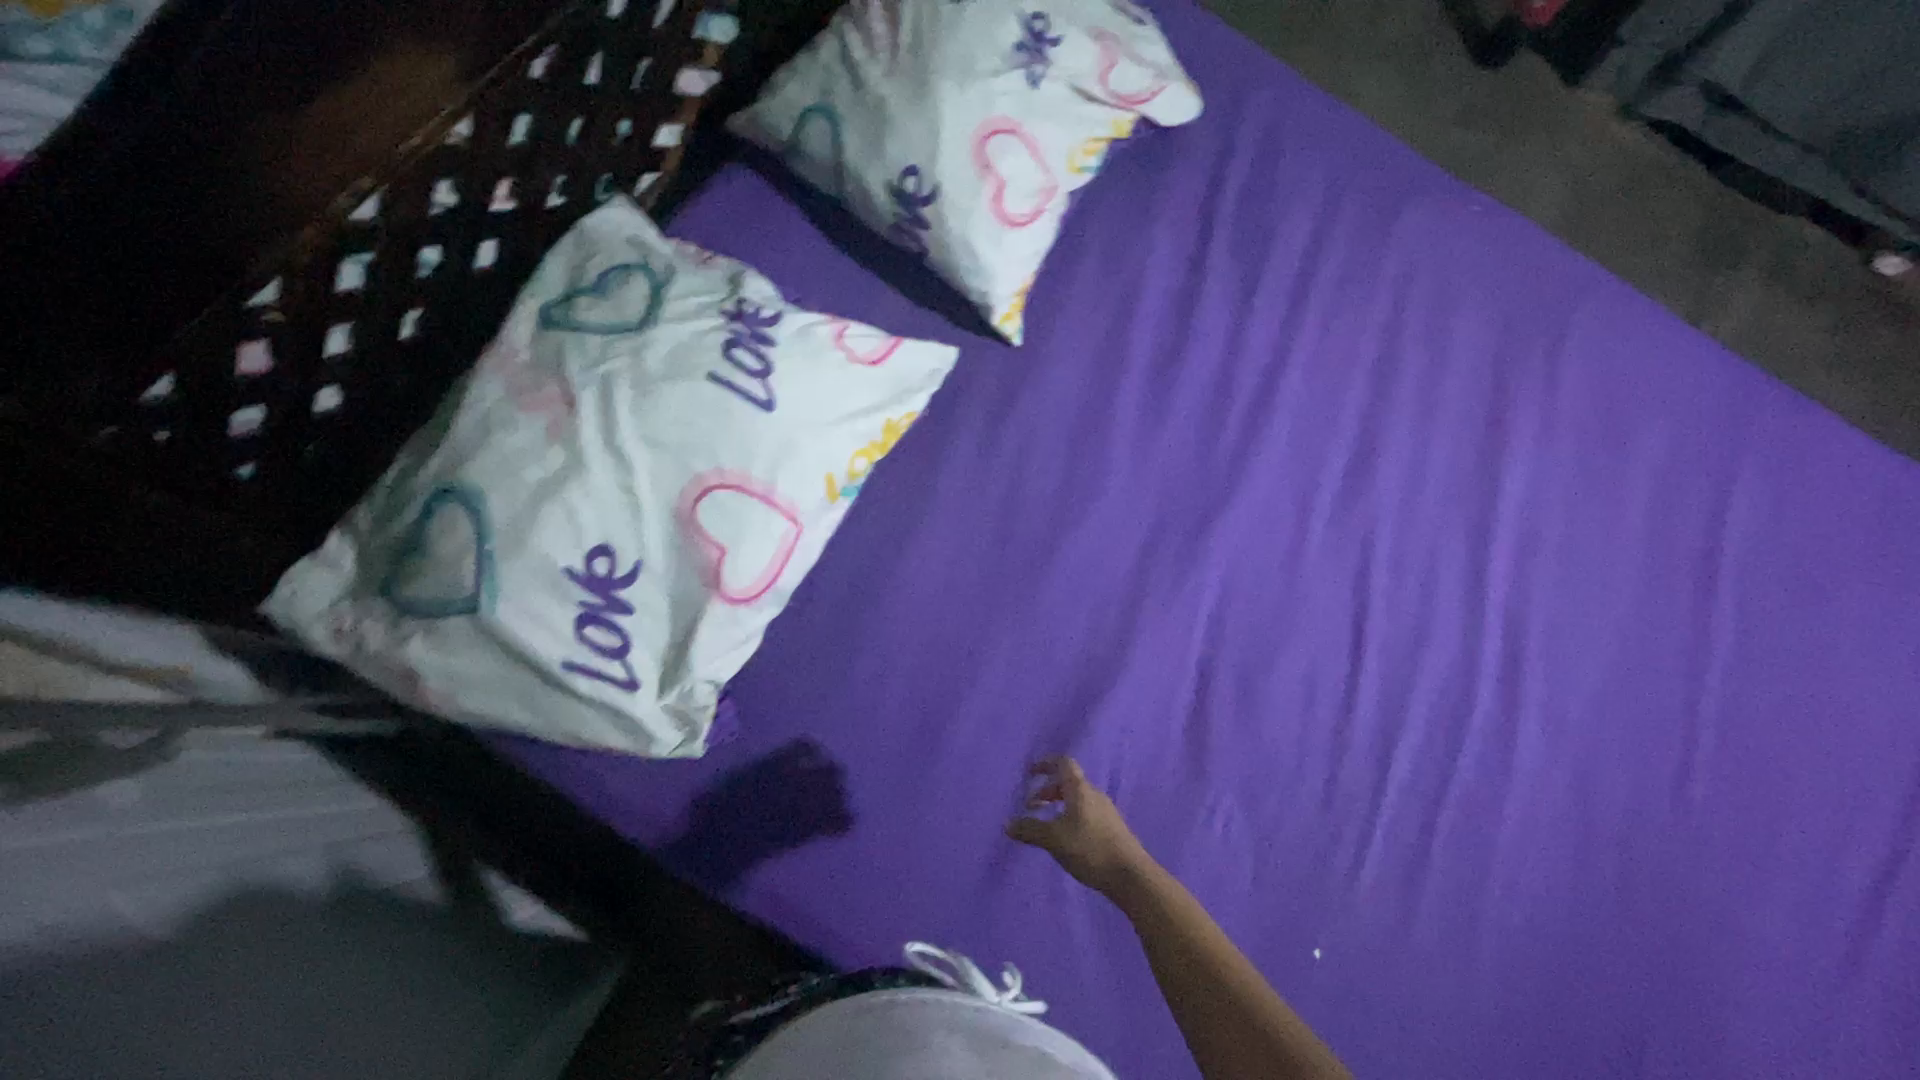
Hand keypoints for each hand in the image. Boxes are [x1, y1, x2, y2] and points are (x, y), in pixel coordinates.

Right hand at [1007, 757, 1155, 896]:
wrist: (1130, 875)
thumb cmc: (1090, 849)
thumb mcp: (1054, 839)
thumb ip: (1030, 829)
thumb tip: (1007, 824)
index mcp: (1080, 790)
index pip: (1063, 764)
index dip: (1046, 764)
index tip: (1030, 772)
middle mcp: (1094, 794)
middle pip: (1069, 782)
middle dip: (1048, 790)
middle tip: (1032, 807)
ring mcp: (1106, 811)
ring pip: (1077, 799)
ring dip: (1059, 805)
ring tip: (1047, 825)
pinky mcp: (1112, 828)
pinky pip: (1086, 812)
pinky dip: (1070, 816)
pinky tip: (1066, 838)